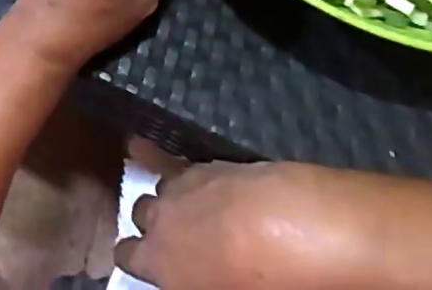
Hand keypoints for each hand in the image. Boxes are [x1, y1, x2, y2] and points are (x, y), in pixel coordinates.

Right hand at [116, 162, 373, 289]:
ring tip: (196, 217)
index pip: (126, 257)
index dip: (138, 261)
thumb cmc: (271, 286)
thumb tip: (194, 275)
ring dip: (170, 202)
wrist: (304, 234)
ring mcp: (179, 187)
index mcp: (162, 264)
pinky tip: (150, 154)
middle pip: (140, 216)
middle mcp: (160, 220)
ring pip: (157, 189)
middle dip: (155, 228)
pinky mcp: (203, 165)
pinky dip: (159, 160)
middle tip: (184, 246)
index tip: (154, 268)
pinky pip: (169, 159)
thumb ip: (197, 281)